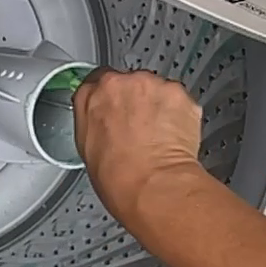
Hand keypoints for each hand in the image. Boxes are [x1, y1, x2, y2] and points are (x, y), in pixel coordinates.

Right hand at [71, 68, 210, 226]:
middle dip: (137, 102)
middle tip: (139, 129)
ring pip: (157, 90)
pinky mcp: (178, 94)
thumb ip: (93, 120)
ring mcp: (152, 85)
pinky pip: (179, 100)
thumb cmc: (118, 177)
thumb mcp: (86, 146)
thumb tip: (102, 121)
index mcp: (92, 94)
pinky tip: (173, 135)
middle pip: (131, 84)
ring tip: (158, 136)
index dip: (111, 98)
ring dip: (158, 107)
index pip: (99, 82)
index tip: (117, 108)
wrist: (152, 185)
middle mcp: (121, 83)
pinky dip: (179, 114)